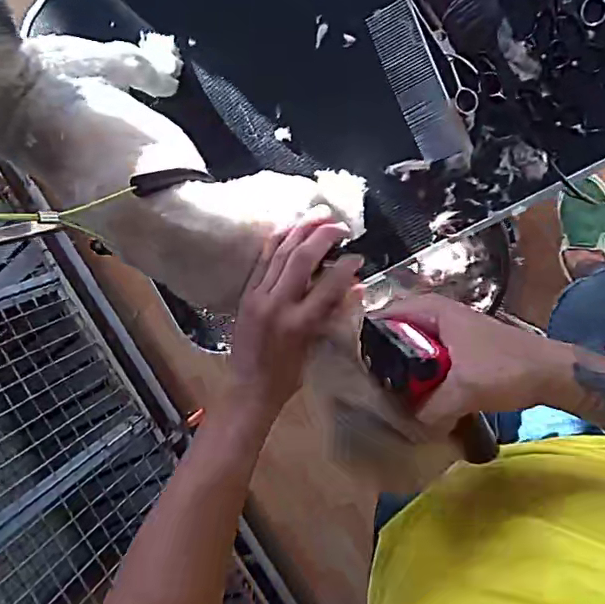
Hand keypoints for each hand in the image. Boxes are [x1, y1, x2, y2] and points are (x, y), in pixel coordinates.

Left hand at [225, 220, 362, 423]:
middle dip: (323, 236)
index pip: (328, 284)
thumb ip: (335, 314)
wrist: (248, 389)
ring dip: (300, 229)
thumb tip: (358, 287)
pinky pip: (262, 260)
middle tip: (341, 226)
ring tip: (318, 214)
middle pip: (301, 259)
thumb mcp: (316, 346)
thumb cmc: (288, 376)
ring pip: (279, 253)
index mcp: (299, 324)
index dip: (347, 266)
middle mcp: (277, 305)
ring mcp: (258, 297)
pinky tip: (290, 227)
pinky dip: (277, 240)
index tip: (358, 256)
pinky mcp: (246, 294)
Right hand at [373, 294, 576, 430]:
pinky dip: (424, 382)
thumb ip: (428, 409)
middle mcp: (435, 315)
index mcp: (430, 309)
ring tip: (391, 404)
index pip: (379, 319)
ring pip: (412, 355)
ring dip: (406, 379)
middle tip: (370, 396)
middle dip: (383, 367)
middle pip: (394, 339)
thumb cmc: (507, 368)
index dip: (364, 344)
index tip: (353, 374)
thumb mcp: (462, 390)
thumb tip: (408, 428)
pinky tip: (419, 405)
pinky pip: (429, 365)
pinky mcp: (459, 351)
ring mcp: (448, 333)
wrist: (552, 373)